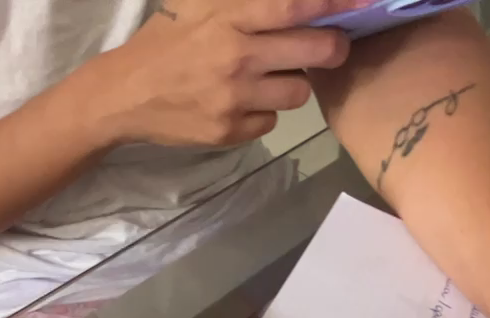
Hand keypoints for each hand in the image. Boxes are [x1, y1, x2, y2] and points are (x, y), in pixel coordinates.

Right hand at [81, 0, 357, 147]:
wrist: (124, 96)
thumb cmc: (165, 43)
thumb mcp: (202, 7)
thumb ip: (248, 5)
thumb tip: (297, 5)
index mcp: (230, 20)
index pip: (296, 7)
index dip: (336, 3)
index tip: (364, 2)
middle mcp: (237, 59)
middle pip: (312, 54)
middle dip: (332, 50)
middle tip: (332, 49)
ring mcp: (233, 100)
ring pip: (295, 94)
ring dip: (291, 85)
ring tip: (269, 79)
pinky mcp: (227, 132)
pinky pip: (268, 124)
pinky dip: (263, 114)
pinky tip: (241, 105)